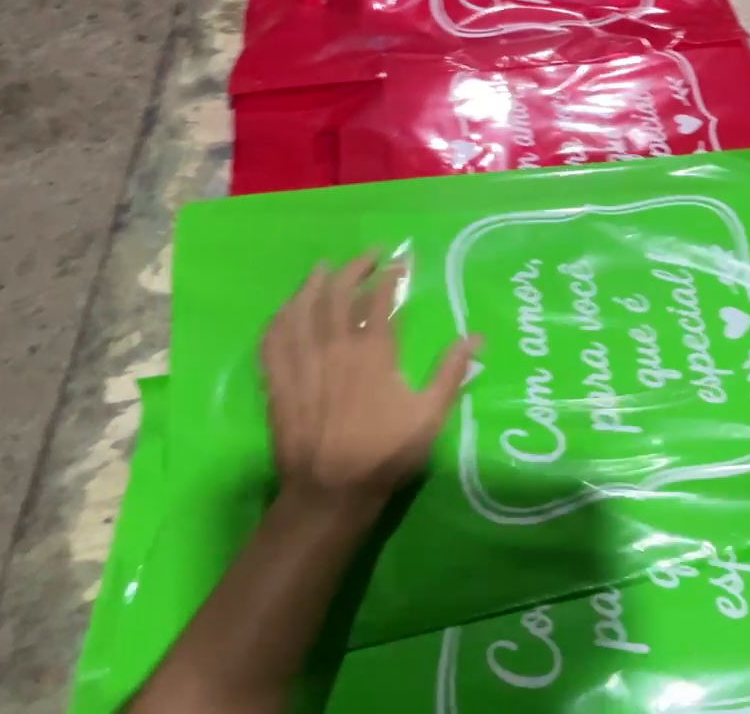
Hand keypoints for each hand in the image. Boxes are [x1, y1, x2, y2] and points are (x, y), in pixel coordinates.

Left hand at [260, 255, 479, 513]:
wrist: (329, 493)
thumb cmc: (385, 453)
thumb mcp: (430, 415)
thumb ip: (451, 372)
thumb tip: (475, 337)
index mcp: (373, 353)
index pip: (380, 300)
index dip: (390, 276)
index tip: (400, 263)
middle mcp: (334, 348)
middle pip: (338, 295)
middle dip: (354, 269)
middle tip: (368, 256)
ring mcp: (302, 364)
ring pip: (302, 310)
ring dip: (314, 284)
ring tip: (323, 268)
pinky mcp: (279, 382)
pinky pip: (273, 340)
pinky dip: (280, 318)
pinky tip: (285, 310)